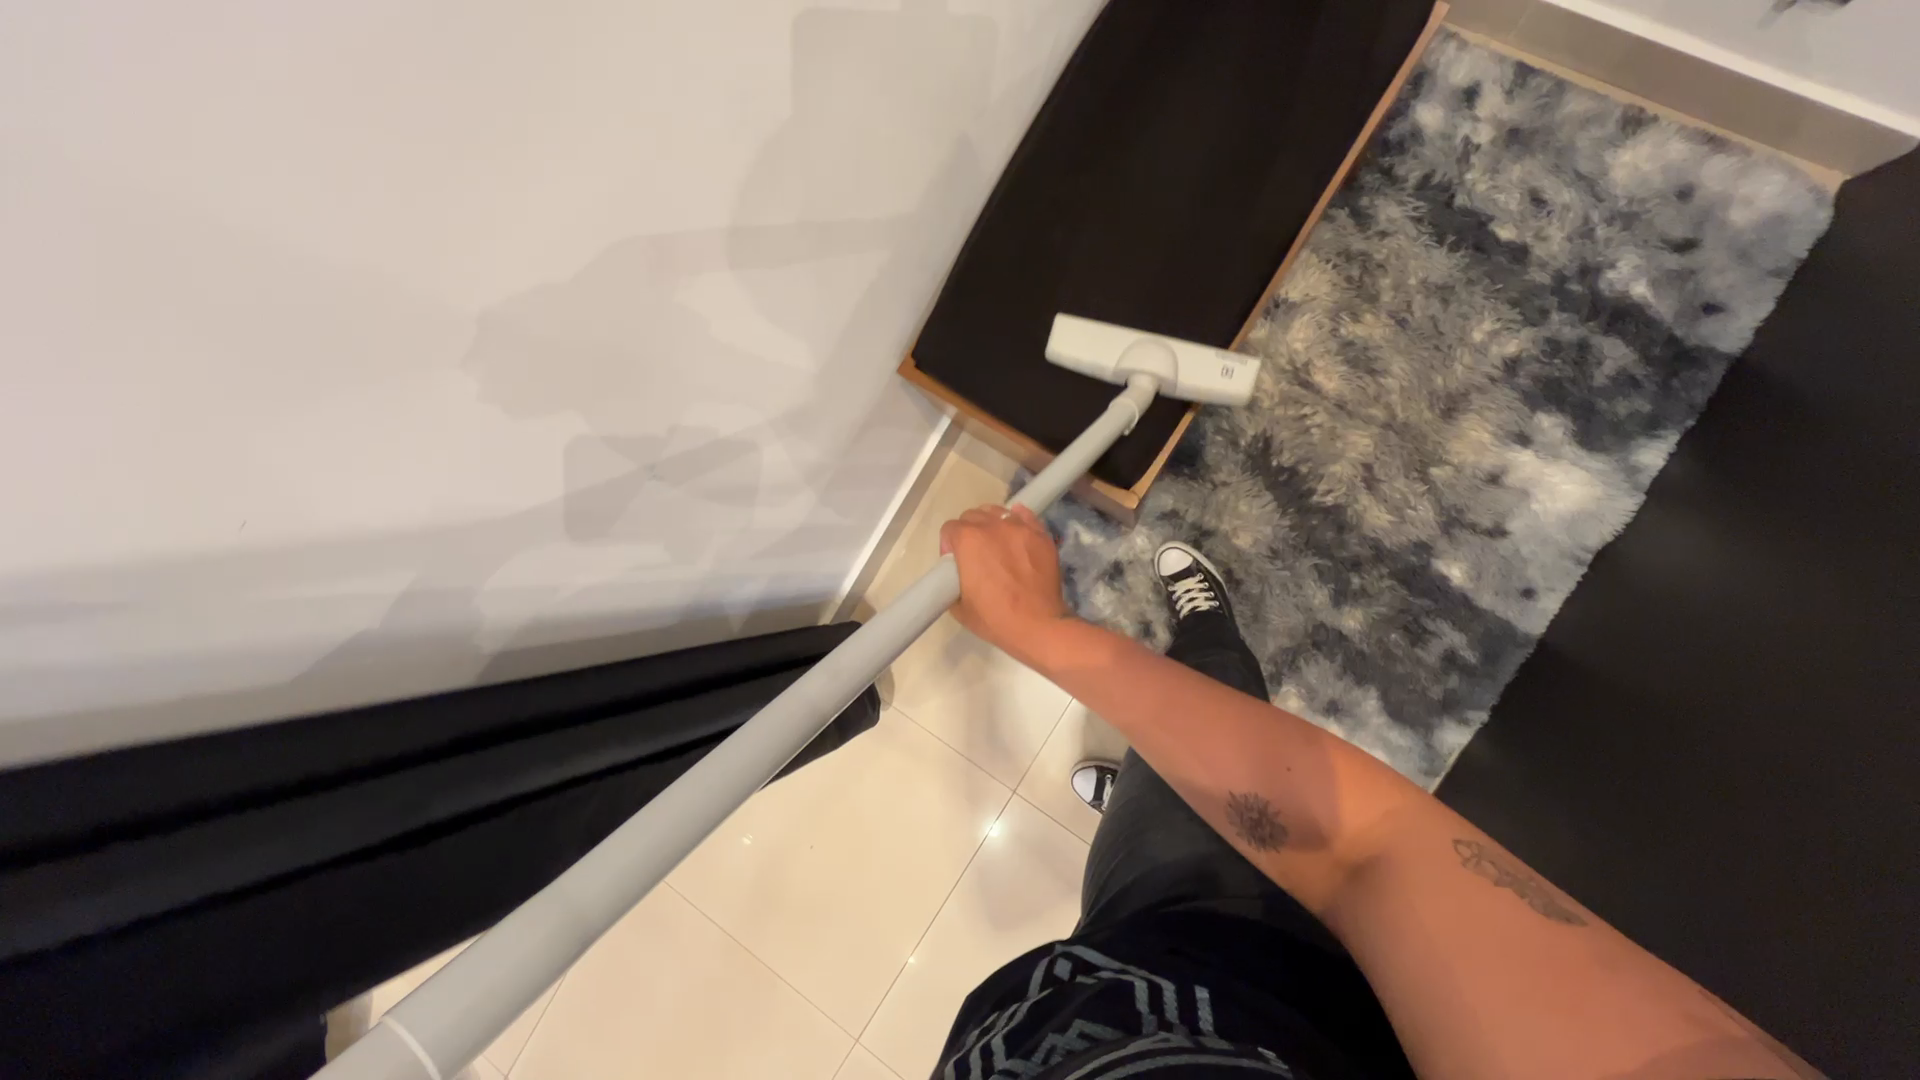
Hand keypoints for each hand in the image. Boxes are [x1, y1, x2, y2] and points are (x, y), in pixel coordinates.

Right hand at [939, 503, 1071, 664]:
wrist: (1037, 624)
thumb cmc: (994, 617)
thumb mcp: (958, 605)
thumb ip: (952, 581)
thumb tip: (958, 575)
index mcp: (968, 540)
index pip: (950, 528)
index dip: (949, 546)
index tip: (955, 563)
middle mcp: (993, 526)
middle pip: (973, 516)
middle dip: (968, 532)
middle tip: (974, 555)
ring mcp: (1020, 528)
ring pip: (998, 512)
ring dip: (991, 524)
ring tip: (996, 544)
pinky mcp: (1040, 535)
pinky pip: (1025, 516)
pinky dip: (1017, 520)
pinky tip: (1016, 533)